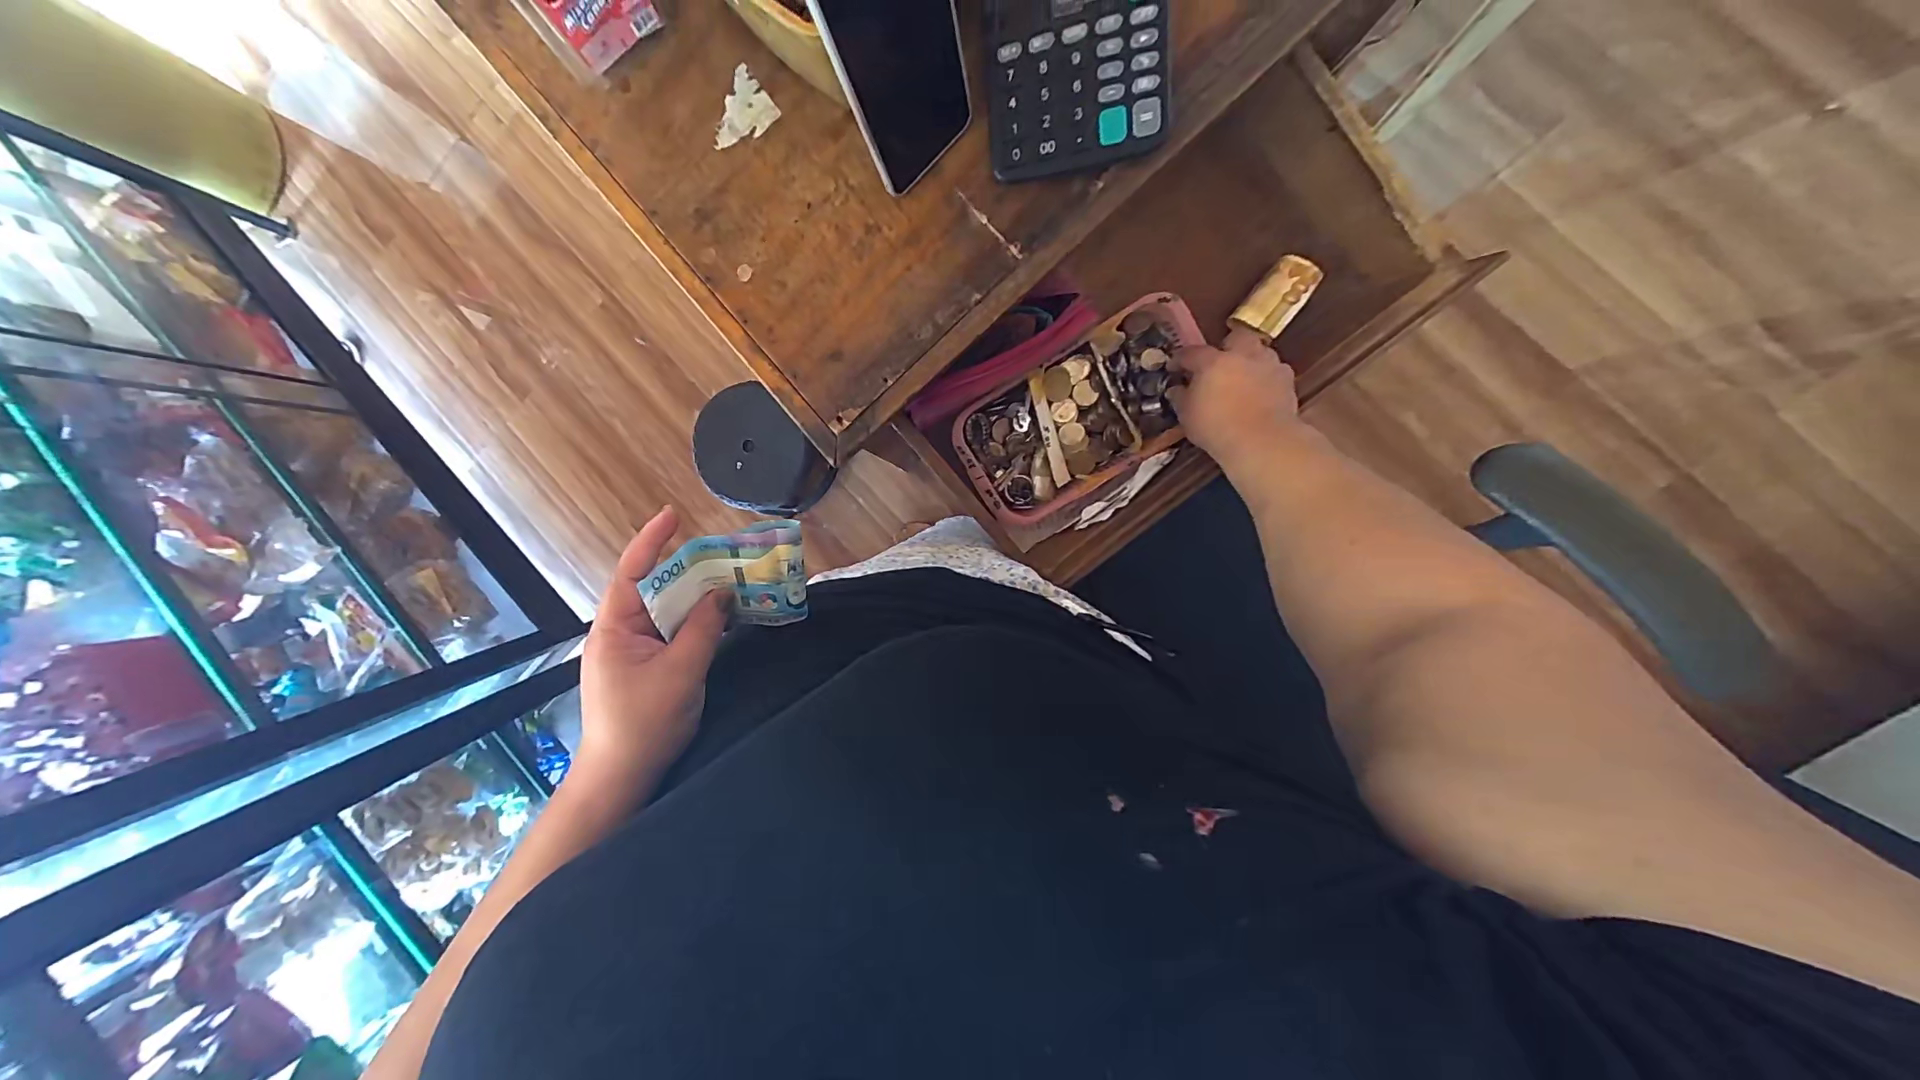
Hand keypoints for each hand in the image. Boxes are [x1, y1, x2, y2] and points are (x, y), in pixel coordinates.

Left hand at [575, 507, 729, 798]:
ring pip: (669, 611)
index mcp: (615, 628)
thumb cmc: (643, 724)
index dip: (651, 542)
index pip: (632, 573)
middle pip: (656, 589)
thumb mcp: (680, 672)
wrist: (623, 776)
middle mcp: (622, 633)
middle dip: (687, 569)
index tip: (673, 515)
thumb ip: (703, 628)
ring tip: (731, 579)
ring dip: (698, 596)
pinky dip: (698, 622)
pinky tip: (723, 616)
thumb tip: (722, 593)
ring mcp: (636, 651)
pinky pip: (675, 633)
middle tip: (724, 552)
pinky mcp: (650, 667)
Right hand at [1168, 329, 1303, 465]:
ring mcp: (1268, 365)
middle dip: (1228, 345)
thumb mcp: (1187, 416)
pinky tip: (1261, 392)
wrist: (1261, 440)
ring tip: (1243, 377)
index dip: (1180, 359)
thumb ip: (1181, 398)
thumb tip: (1176, 390)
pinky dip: (1266, 378)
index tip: (1174, 366)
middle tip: (1219, 363)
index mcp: (1213, 361)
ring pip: (1260, 352)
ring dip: (1250, 360)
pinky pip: (1274, 372)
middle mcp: (1243, 355)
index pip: (1192, 352)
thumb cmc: (1216, 427)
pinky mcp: (1287, 381)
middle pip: (1237, 337)